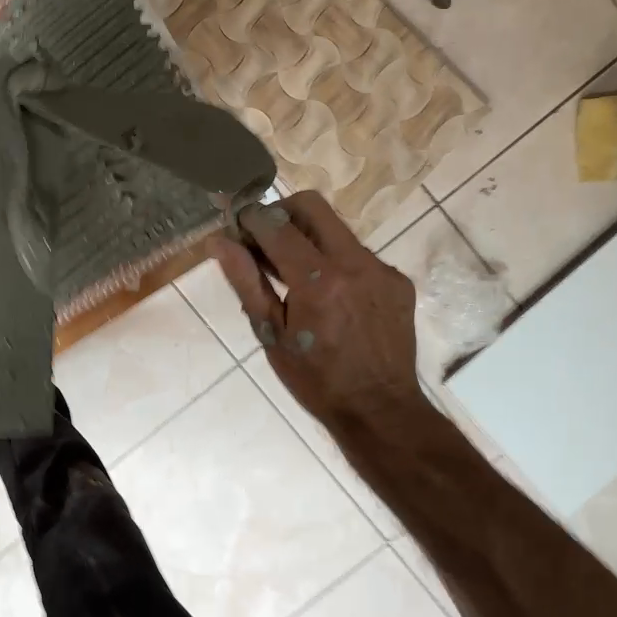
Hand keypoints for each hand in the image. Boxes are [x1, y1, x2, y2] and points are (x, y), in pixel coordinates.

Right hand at [207, 192, 426, 428]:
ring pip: (335, 228)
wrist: (381, 411)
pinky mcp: (398, 280)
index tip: (235, 231)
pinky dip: (332, 260)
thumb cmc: (315, 378)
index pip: (275, 223)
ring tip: (290, 273)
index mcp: (318, 280)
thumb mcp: (269, 332)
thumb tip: (218, 241)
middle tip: (263, 241)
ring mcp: (382, 270)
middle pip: (311, 205)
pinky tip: (325, 294)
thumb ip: (245, 280)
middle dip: (280, 213)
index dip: (249, 219)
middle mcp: (355, 264)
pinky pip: (357, 253)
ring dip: (306, 237)